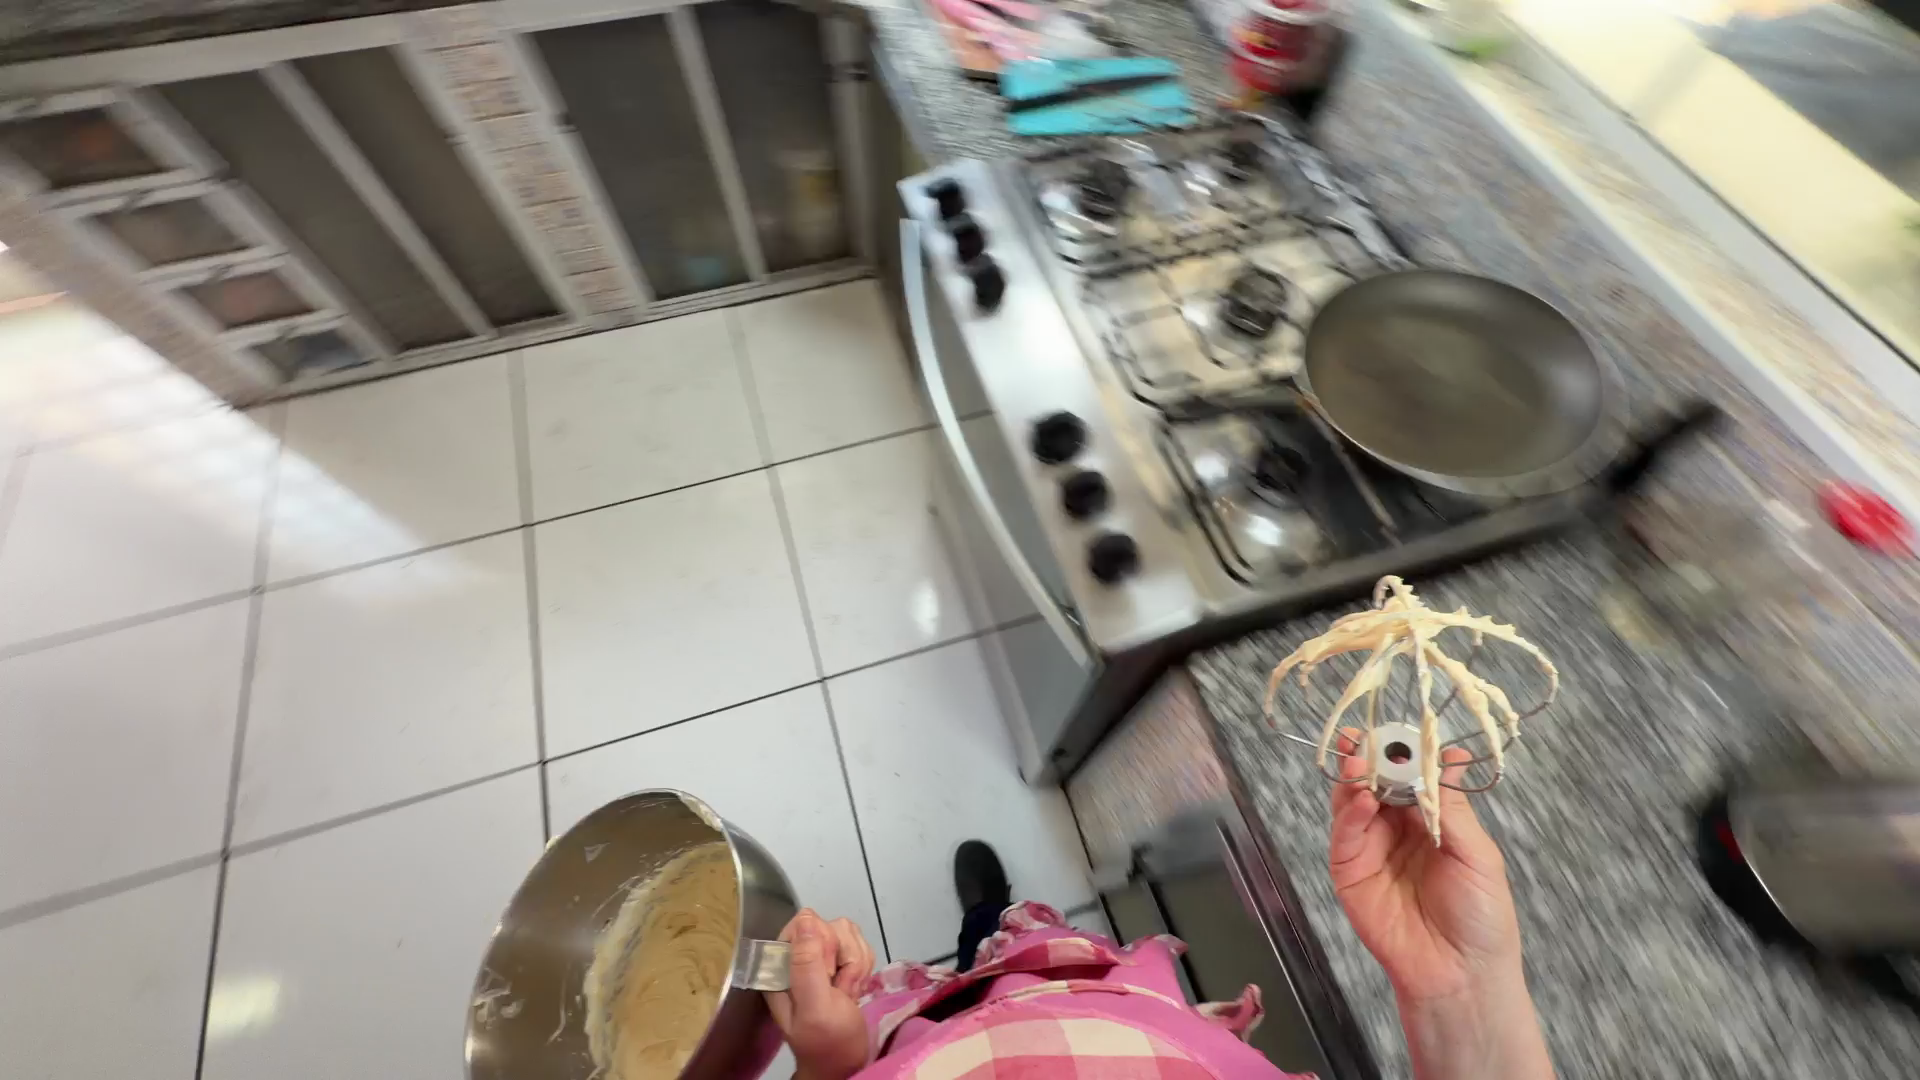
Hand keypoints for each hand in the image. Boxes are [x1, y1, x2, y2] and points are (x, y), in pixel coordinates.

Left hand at [767, 909, 874, 1079]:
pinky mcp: (840, 961)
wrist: (847, 1064)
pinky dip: (863, 968)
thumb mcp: (815, 1007)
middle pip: (831, 926)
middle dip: (844, 957)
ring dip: (855, 964)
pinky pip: (860, 945)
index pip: (804, 923)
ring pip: (848, 933)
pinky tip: (853, 990)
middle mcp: (799, 956)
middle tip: (839, 989)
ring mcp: (821, 957)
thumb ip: (807, 964)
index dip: (823, 943)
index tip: (828, 973)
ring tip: (846, 993)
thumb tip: (806, 917)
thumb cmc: (828, 1042)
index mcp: (781, 966)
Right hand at [1328, 729, 1523, 1003]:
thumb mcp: (1478, 856)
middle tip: (1366, 737)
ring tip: (1360, 760)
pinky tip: (1361, 797)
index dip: (1405, 753)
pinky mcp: (1348, 864)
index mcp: (1429, 819)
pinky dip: (1349, 809)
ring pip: (1353, 797)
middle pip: (1375, 780)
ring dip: (1354, 776)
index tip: (1402, 731)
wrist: (1459, 973)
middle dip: (1370, 757)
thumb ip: (1451, 806)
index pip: (1410, 775)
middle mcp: (1395, 825)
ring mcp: (1369, 843)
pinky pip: (1344, 829)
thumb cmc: (1482, 917)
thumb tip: (1449, 756)